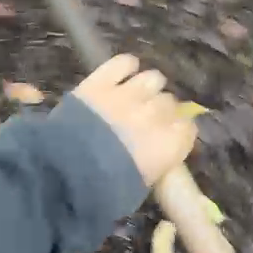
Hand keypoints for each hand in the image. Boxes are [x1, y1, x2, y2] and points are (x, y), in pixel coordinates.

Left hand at [72, 54, 197, 184]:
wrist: (65, 171)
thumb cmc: (104, 191)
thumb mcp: (138, 188)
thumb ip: (153, 165)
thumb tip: (153, 156)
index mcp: (168, 145)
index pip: (187, 128)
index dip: (178, 130)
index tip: (169, 135)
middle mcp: (154, 115)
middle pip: (169, 102)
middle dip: (161, 110)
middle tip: (147, 119)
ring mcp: (127, 94)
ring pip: (152, 78)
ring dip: (148, 86)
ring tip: (138, 94)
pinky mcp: (101, 81)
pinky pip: (123, 62)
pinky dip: (126, 65)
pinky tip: (124, 72)